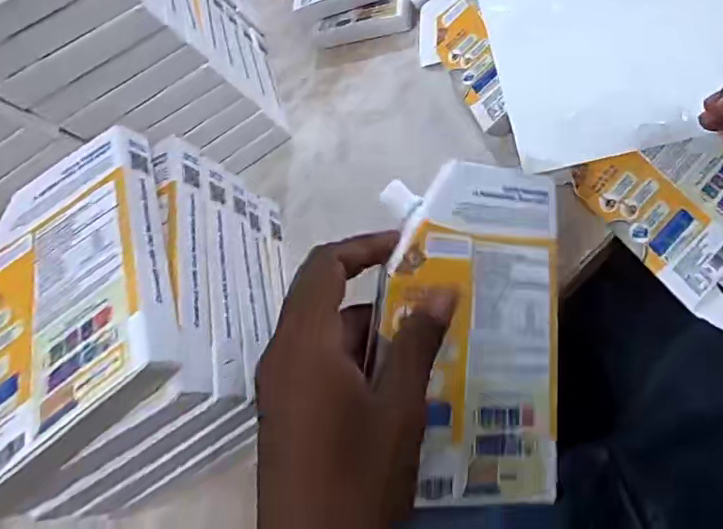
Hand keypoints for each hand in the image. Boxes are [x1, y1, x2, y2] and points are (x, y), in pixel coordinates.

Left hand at [257, 231, 456, 528]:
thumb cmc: (356, 476)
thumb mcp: (398, 407)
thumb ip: (417, 341)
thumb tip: (442, 290)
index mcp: (303, 340)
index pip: (326, 265)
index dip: (364, 246)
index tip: (404, 247)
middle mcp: (283, 353)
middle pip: (323, 295)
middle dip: (373, 291)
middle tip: (421, 293)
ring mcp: (280, 384)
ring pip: (325, 333)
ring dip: (368, 331)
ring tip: (420, 344)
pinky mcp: (285, 412)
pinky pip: (318, 362)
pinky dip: (353, 359)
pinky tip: (394, 385)